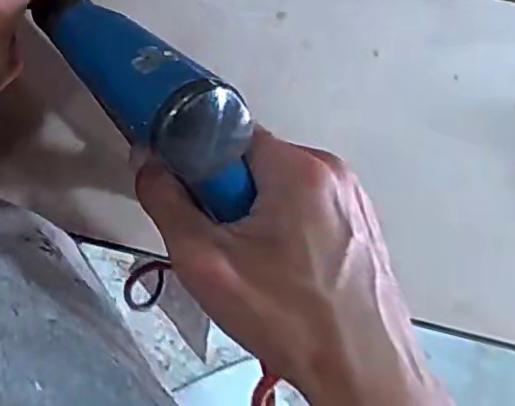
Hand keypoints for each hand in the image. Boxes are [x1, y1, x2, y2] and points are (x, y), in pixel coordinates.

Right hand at [136, 130, 447, 405]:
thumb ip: (165, 201)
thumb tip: (148, 163)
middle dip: (229, 196)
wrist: (366, 383)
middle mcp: (330, 171)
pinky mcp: (358, 220)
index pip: (227, 133)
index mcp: (298, 167)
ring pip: (276, 184)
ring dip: (257, 214)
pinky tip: (287, 270)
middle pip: (251, 161)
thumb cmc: (301, 329)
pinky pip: (304, 204)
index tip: (200, 200)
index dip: (202, 167)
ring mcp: (349, 196)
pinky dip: (287, 228)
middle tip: (233, 244)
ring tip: (262, 264)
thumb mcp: (205, 262)